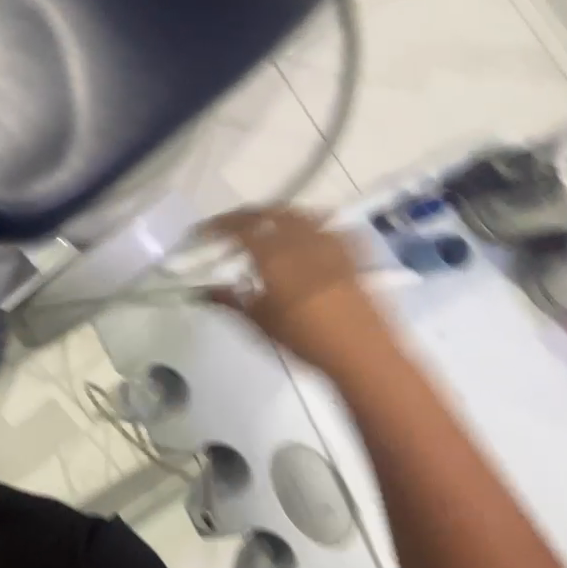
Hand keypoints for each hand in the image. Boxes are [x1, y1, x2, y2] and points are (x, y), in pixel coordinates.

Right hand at [197, 206, 394, 372]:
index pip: (239, 228)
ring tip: (264, 227)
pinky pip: (327, 226)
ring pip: (299, 215)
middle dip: (246, 216)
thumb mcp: (259, 324)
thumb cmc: (305, 341)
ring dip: (276, 215)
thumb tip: (202, 291)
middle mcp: (302, 241)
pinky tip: (307, 236)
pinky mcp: (352, 254)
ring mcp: (330, 244)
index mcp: (274, 256)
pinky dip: (310, 224)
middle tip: (229, 227)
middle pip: (269, 213)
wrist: (363, 354)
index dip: (217, 225)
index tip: (202, 232)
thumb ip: (230, 301)